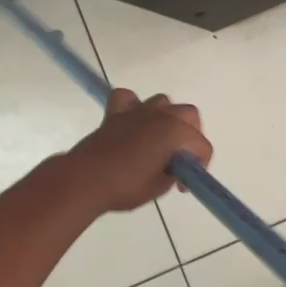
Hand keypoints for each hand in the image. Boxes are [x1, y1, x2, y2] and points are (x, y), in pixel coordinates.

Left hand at [52, 88, 209, 213]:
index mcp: (175, 132)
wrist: (84, 181)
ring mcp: (137, 111)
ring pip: (162, 102)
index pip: (201, 145)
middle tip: (180, 158)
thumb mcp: (159, 187)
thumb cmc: (125, 186)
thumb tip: (172, 169)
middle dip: (190, 135)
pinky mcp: (115, 114)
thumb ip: (173, 173)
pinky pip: (127, 98)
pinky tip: (132, 122)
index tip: (184, 184)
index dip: (199, 165)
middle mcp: (160, 115)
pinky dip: (133, 106)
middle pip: (189, 115)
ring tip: (159, 139)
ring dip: (166, 118)